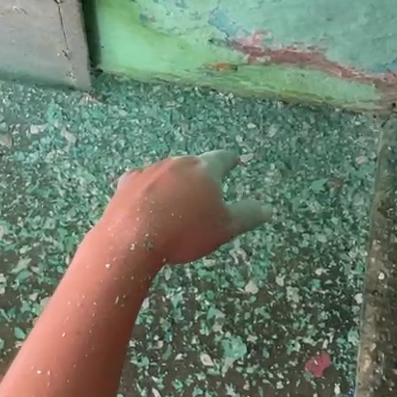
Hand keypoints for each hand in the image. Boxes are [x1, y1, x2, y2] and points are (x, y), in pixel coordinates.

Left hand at [99, 152, 272, 266]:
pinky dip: (149, 190)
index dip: (230, 160)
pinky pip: (143, 183)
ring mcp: (151, 171)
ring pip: (168, 172)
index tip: (234, 160)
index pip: (222, 158)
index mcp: (204, 170)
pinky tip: (147, 204)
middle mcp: (178, 163)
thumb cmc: (185, 232)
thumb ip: (247, 215)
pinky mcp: (128, 183)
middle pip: (193, 164)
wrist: (132, 238)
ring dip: (174, 182)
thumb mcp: (225, 228)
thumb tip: (268, 208)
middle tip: (204, 188)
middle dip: (200, 174)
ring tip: (176, 201)